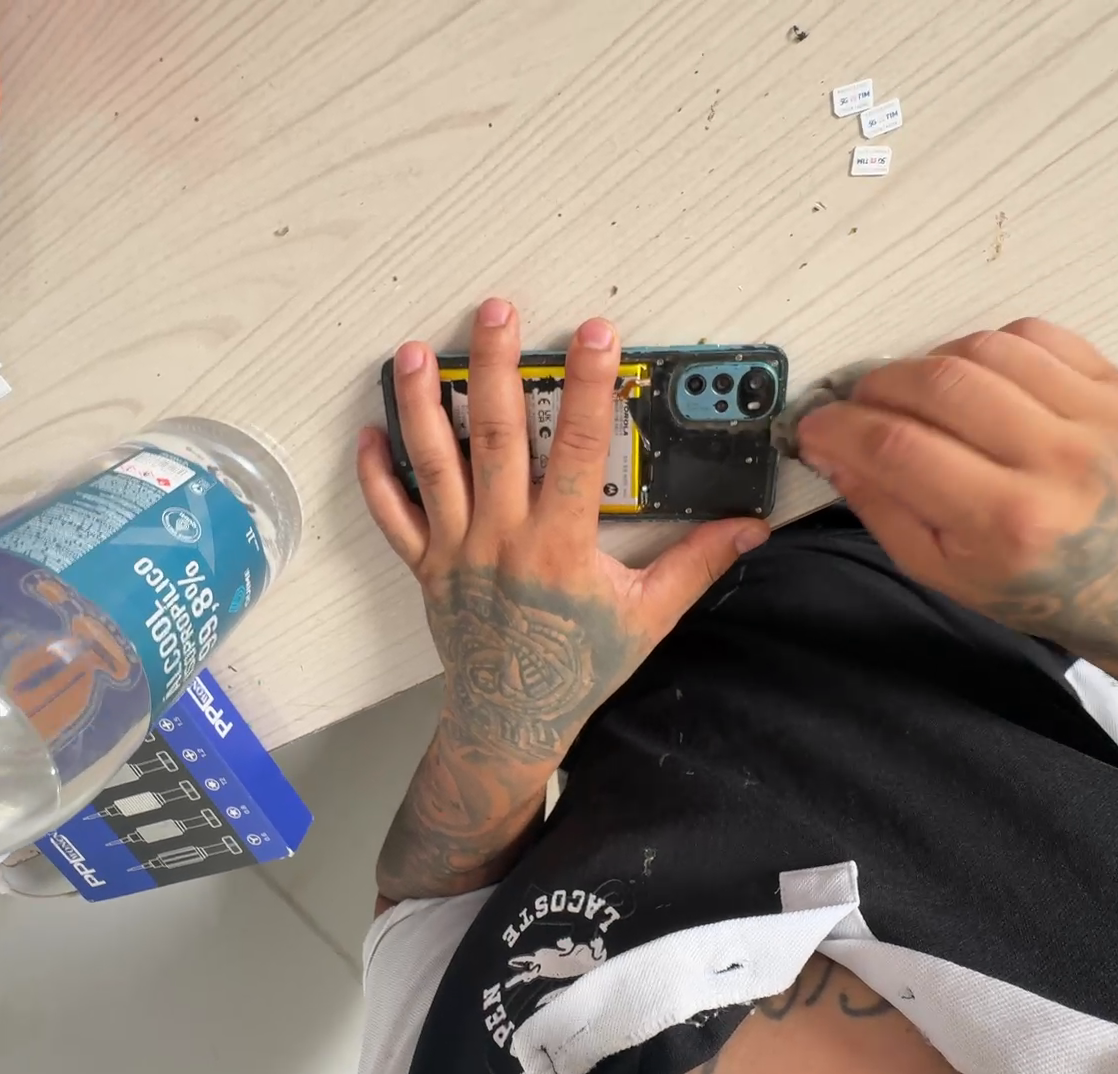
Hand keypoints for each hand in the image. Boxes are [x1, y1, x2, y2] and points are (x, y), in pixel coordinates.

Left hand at [359, 298, 770, 760]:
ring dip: (423, 406)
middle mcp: (502, 537)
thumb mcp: (647, 617)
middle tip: (494, 312)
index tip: (594, 335)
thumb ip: (695, 565)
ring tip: (415, 353)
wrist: (512, 717)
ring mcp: (456, 549)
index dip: (588, 388)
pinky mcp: (426, 565)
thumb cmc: (579, 667)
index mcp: (560, 544)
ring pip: (435, 465)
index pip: (578, 450)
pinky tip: (368, 435)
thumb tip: (749, 529)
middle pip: (496, 437)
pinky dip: (376, 477)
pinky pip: (393, 516)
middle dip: (496, 367)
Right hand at [794, 318, 1117, 669]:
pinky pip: (1034, 333)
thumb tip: (827, 447)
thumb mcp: (934, 567)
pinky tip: (971, 381)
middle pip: (940, 385)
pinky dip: (983, 346)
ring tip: (912, 395)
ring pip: (982, 349)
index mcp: (1005, 521)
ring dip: (924, 363)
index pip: (898, 447)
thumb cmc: (1025, 588)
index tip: (811, 427)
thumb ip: (877, 505)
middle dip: (875, 387)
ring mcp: (1098, 416)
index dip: (839, 428)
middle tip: (856, 407)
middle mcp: (1057, 461)